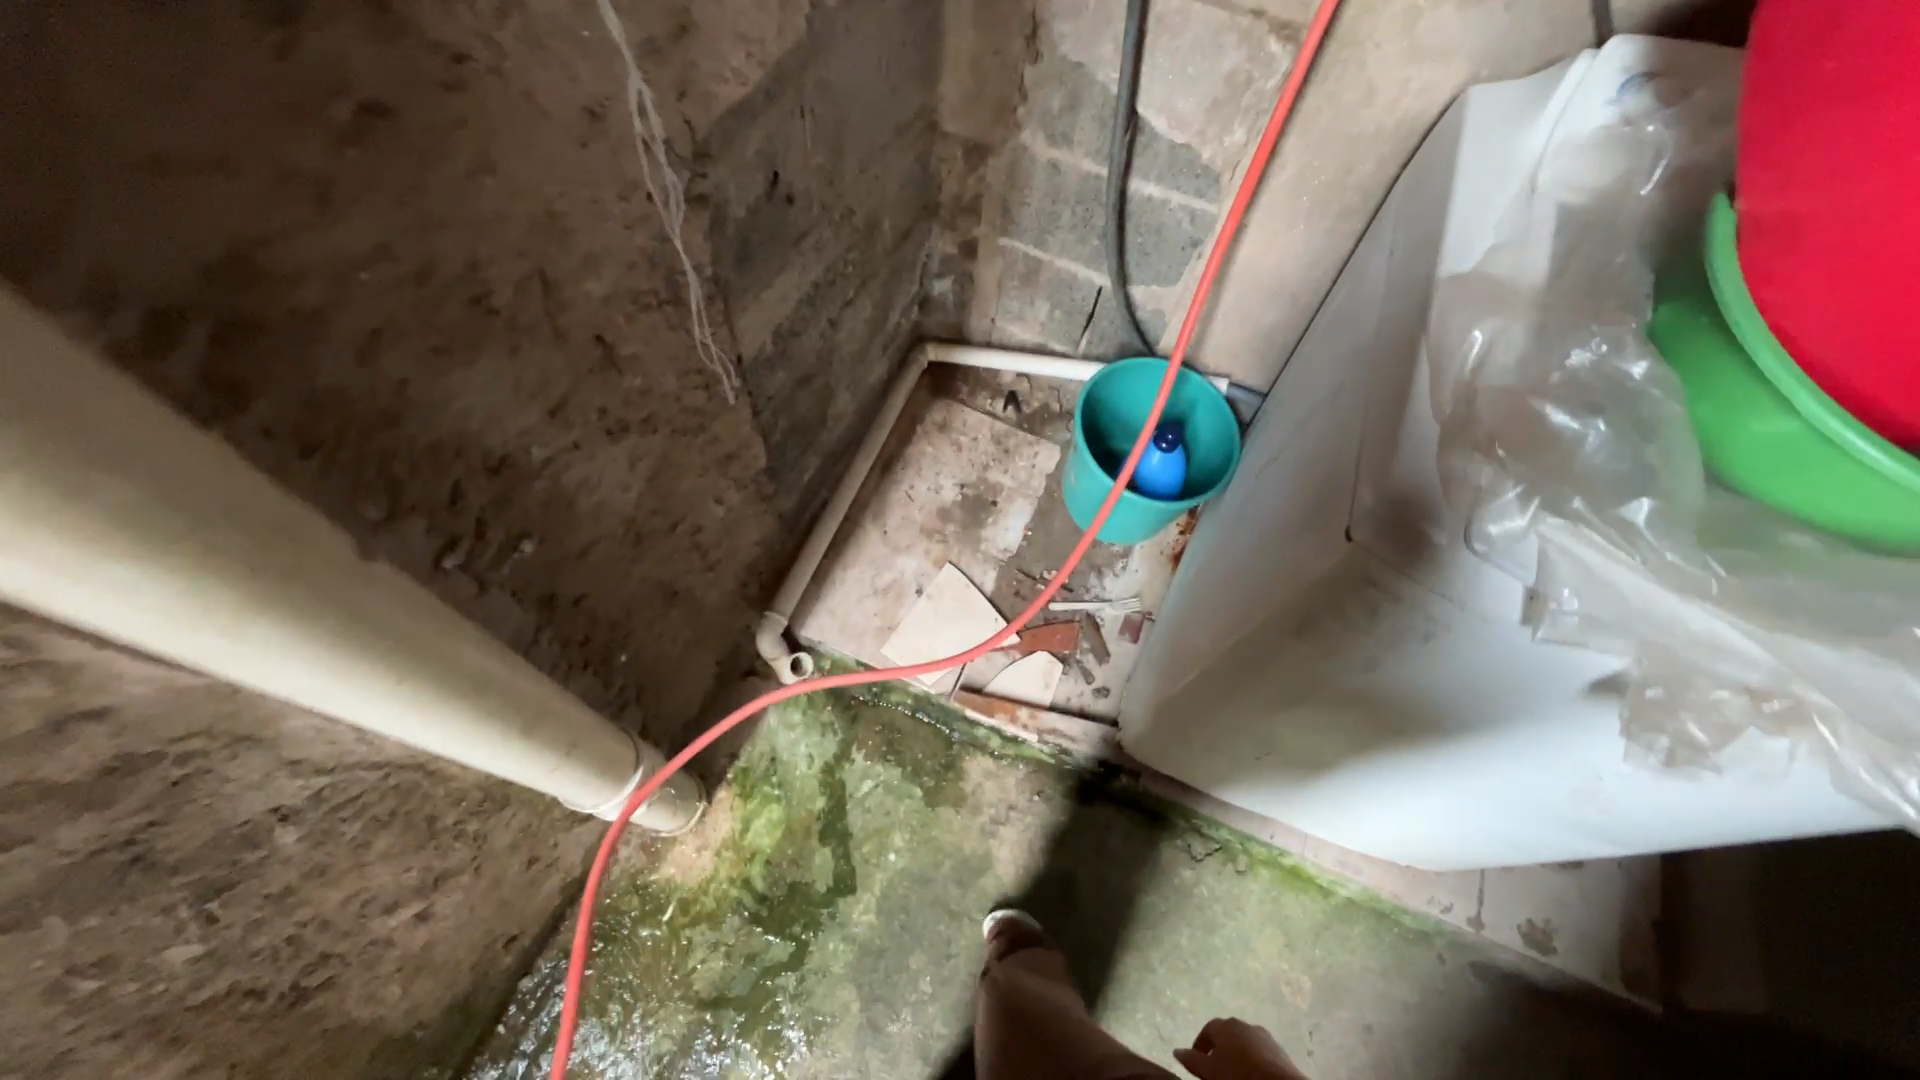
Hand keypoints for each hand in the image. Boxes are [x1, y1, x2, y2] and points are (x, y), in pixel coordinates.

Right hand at [1173, 1018, 1305, 1079]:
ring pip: (1244, 1043)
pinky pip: (1259, 1052)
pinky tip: (1251, 1074)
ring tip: (1233, 1072)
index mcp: (1225, 1025)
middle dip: (1219, 1049)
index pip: (1207, 1030)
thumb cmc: (1239, 1074)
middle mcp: (1243, 1024)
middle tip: (1214, 1068)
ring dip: (1237, 1054)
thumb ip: (1192, 1060)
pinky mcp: (1279, 1050)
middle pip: (1226, 1035)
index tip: (1196, 1060)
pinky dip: (1252, 1060)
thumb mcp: (1210, 1071)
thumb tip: (1176, 1051)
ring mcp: (1263, 1036)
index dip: (1200, 1045)